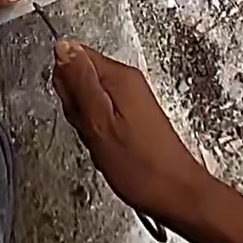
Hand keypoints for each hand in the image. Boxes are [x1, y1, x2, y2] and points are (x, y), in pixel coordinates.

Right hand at [52, 40, 212, 224]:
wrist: (180, 196)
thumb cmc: (139, 165)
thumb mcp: (99, 122)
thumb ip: (79, 82)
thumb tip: (63, 46)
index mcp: (118, 76)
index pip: (75, 55)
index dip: (67, 84)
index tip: (76, 109)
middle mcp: (127, 79)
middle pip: (82, 75)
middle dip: (77, 104)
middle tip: (89, 129)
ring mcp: (133, 95)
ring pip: (91, 96)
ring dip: (87, 120)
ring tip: (99, 141)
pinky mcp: (136, 112)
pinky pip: (104, 111)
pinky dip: (100, 129)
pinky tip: (108, 146)